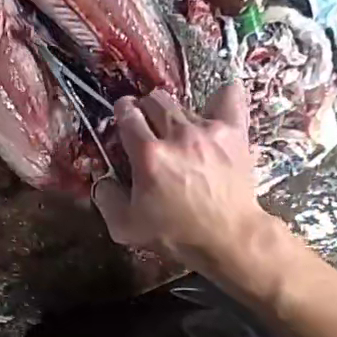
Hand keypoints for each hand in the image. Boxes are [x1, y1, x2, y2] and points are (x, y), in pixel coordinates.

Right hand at [93, 73, 276, 274]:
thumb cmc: (177, 236)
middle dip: (146, 110)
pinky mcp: (234, 132)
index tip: (125, 120)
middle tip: (149, 128)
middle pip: (154, 100)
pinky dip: (220, 100)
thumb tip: (101, 176)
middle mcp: (177, 135)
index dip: (123, 113)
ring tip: (181, 136)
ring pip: (184, 104)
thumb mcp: (126, 227)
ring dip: (177, 116)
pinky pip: (229, 98)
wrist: (228, 239)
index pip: (127, 114)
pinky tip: (214, 111)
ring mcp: (208, 130)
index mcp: (148, 155)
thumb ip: (106, 197)